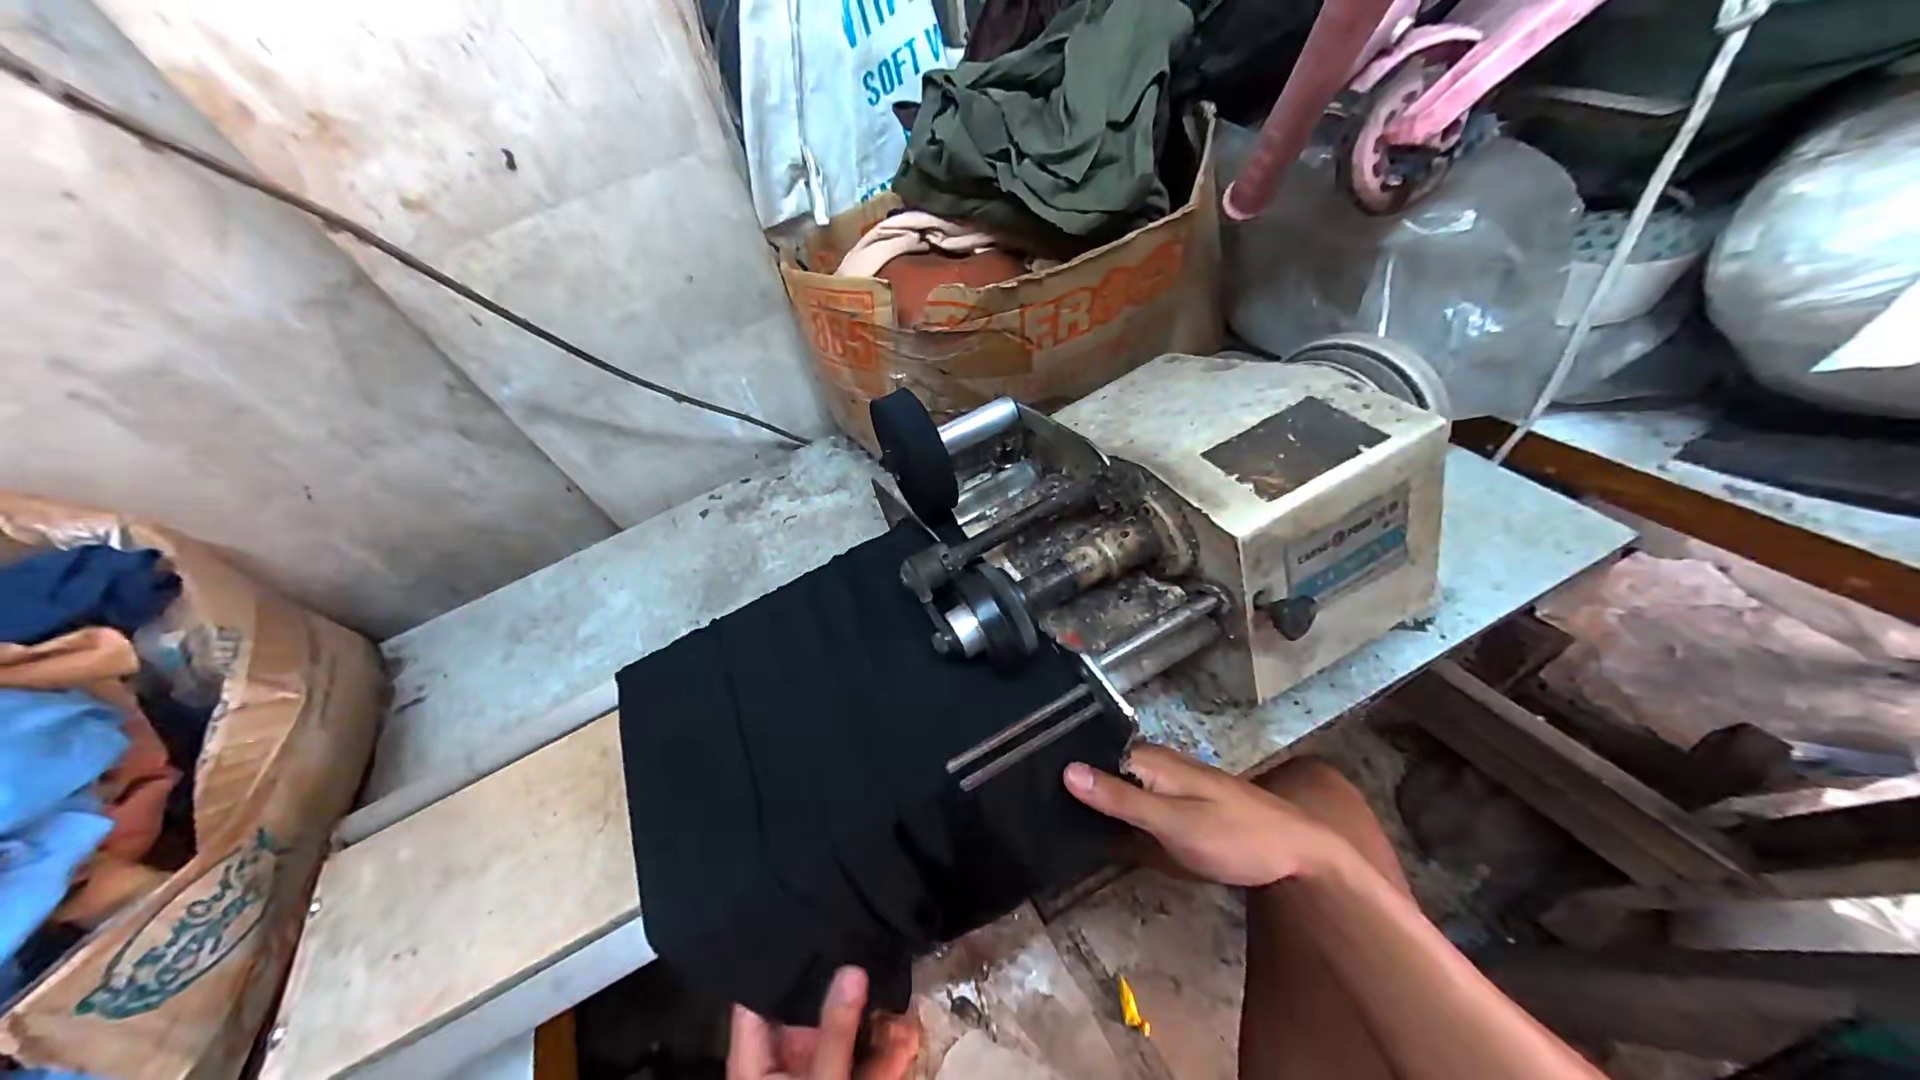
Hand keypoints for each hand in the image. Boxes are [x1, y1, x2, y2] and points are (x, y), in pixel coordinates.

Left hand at [728, 966, 921, 1079]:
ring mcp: (820, 1079)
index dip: (777, 960)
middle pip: (812, 1012)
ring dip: (877, 1018)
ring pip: (847, 1037)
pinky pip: (867, 1064)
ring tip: (901, 991)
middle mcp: (786, 1066)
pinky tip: (909, 1031)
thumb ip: (835, 1030)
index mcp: (757, 1064)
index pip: (758, 1000)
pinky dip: (888, 1050)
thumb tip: (851, 966)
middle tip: (874, 950)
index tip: (808, 918)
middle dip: (848, 987)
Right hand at [1064, 744, 1345, 886]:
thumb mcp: (1171, 821)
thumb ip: (1119, 797)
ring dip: (1096, 804)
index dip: (1063, 772)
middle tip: (1041, 813)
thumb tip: (1067, 770)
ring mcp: (1167, 784)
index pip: (1091, 755)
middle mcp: (1154, 763)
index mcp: (1148, 759)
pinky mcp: (1177, 804)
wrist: (1298, 854)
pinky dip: (1119, 816)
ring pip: (1118, 787)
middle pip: (1103, 770)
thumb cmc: (1234, 835)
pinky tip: (1103, 832)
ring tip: (1059, 822)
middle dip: (1076, 789)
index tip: (1033, 793)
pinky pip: (1136, 804)